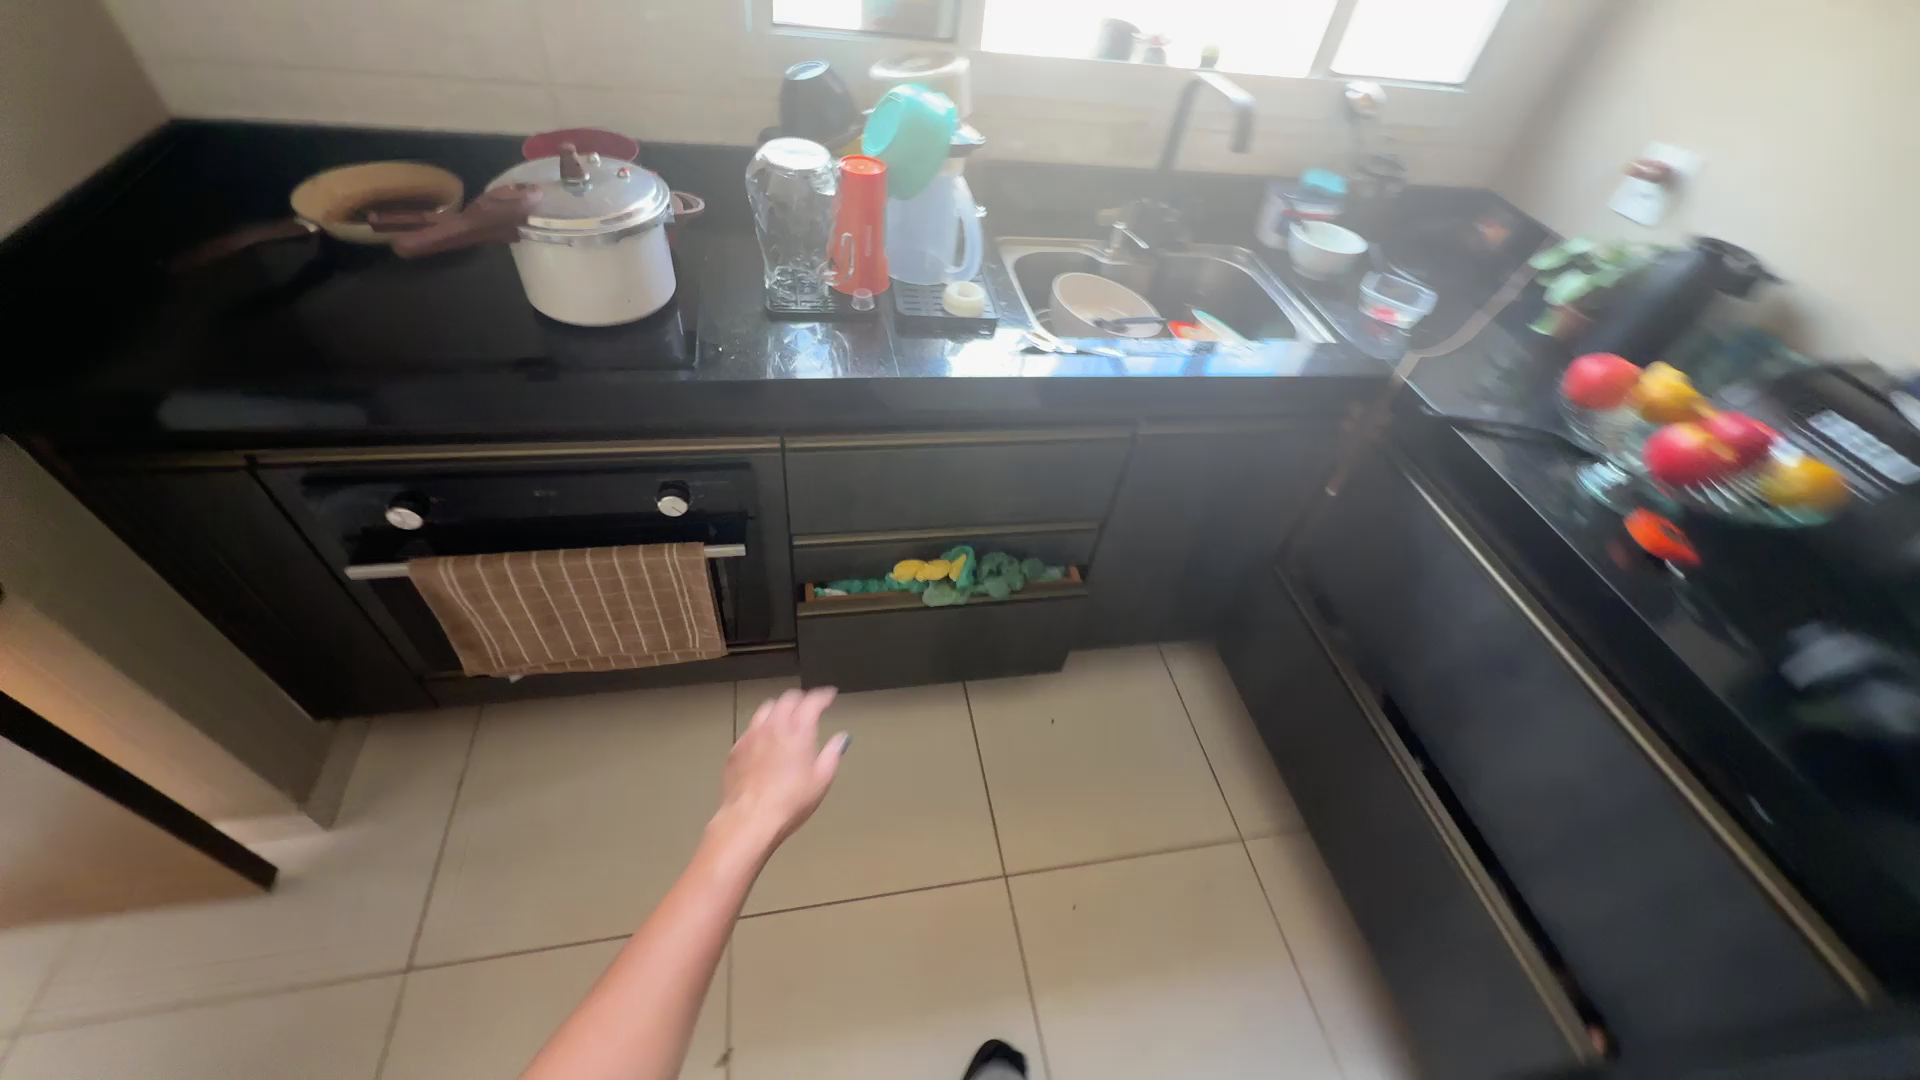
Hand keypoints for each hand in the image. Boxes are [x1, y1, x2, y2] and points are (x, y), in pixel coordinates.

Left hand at [711, 687, 846, 857]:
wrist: (750, 818)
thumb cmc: (792, 800)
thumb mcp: (822, 778)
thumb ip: (833, 752)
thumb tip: (841, 737)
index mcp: (799, 729)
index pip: (813, 701)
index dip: (823, 695)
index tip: (830, 696)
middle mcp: (774, 725)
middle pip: (787, 699)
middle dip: (801, 699)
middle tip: (810, 706)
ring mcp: (751, 735)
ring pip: (766, 709)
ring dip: (779, 708)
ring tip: (786, 717)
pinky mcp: (736, 749)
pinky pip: (751, 728)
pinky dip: (762, 727)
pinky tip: (765, 740)